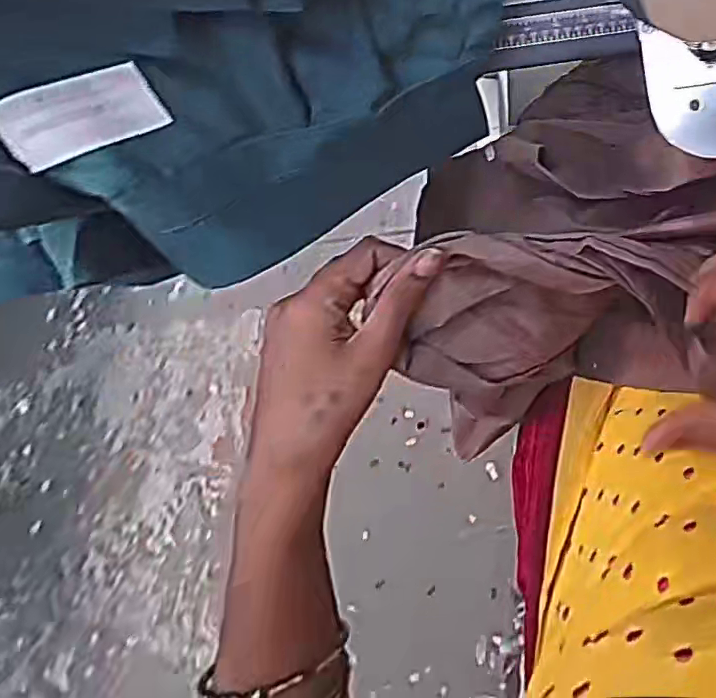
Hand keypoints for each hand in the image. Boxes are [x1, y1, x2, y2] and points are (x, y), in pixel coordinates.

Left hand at [246, 238, 442, 489]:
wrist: (287, 463)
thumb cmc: (326, 412)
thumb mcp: (375, 348)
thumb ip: (403, 296)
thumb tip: (429, 258)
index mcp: (310, 299)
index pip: (366, 252)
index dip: (401, 262)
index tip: (421, 286)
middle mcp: (292, 304)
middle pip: (353, 269)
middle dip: (387, 283)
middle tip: (409, 313)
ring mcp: (286, 324)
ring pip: (342, 290)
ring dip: (372, 301)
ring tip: (388, 334)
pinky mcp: (288, 342)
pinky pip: (328, 311)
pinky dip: (355, 317)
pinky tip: (367, 346)